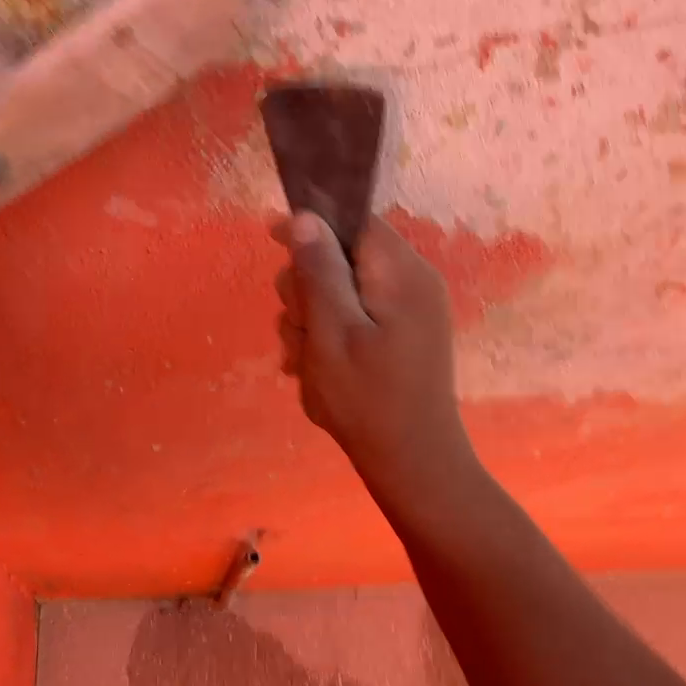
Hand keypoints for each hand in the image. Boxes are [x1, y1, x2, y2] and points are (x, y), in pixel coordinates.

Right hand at [273, 212, 469, 481]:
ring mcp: (406, 310)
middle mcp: (410, 282)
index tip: (273, 242)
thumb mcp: (331, 332)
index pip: (352, 221)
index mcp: (402, 272)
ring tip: (306, 361)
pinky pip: (351, 315)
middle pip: (340, 254)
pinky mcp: (398, 335)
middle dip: (308, 288)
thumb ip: (317, 271)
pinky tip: (314, 368)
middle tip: (302, 329)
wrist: (412, 468)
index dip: (310, 228)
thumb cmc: (368, 400)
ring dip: (311, 319)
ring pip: (338, 288)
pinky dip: (327, 335)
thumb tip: (304, 217)